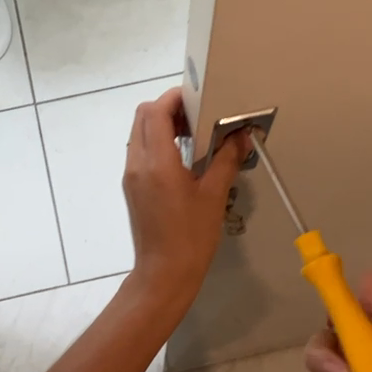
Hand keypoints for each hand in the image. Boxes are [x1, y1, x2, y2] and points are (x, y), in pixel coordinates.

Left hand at [122, 88, 247, 301]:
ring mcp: (131, 175)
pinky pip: (139, 150)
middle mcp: (137, 163)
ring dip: (161, 124)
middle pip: (142, 116)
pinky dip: (157, 142)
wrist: (164, 274)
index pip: (156, 112)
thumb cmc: (191, 237)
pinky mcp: (131, 187)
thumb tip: (241, 134)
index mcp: (156, 162)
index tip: (199, 98)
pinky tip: (182, 156)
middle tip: (197, 114)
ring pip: (138, 132)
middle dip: (168, 107)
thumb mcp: (214, 195)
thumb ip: (226, 159)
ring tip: (193, 133)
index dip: (175, 98)